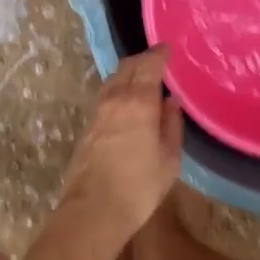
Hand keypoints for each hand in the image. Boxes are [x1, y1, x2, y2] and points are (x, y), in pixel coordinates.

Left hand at [57, 47, 184, 240]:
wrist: (92, 210)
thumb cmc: (138, 187)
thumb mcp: (168, 160)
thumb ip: (172, 126)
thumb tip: (171, 102)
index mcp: (139, 101)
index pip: (149, 64)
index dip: (159, 53)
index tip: (168, 48)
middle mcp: (116, 98)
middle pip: (127, 66)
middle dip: (143, 60)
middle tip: (157, 62)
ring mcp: (98, 111)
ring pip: (113, 79)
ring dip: (128, 74)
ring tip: (142, 82)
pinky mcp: (87, 126)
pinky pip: (106, 95)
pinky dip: (118, 89)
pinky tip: (126, 103)